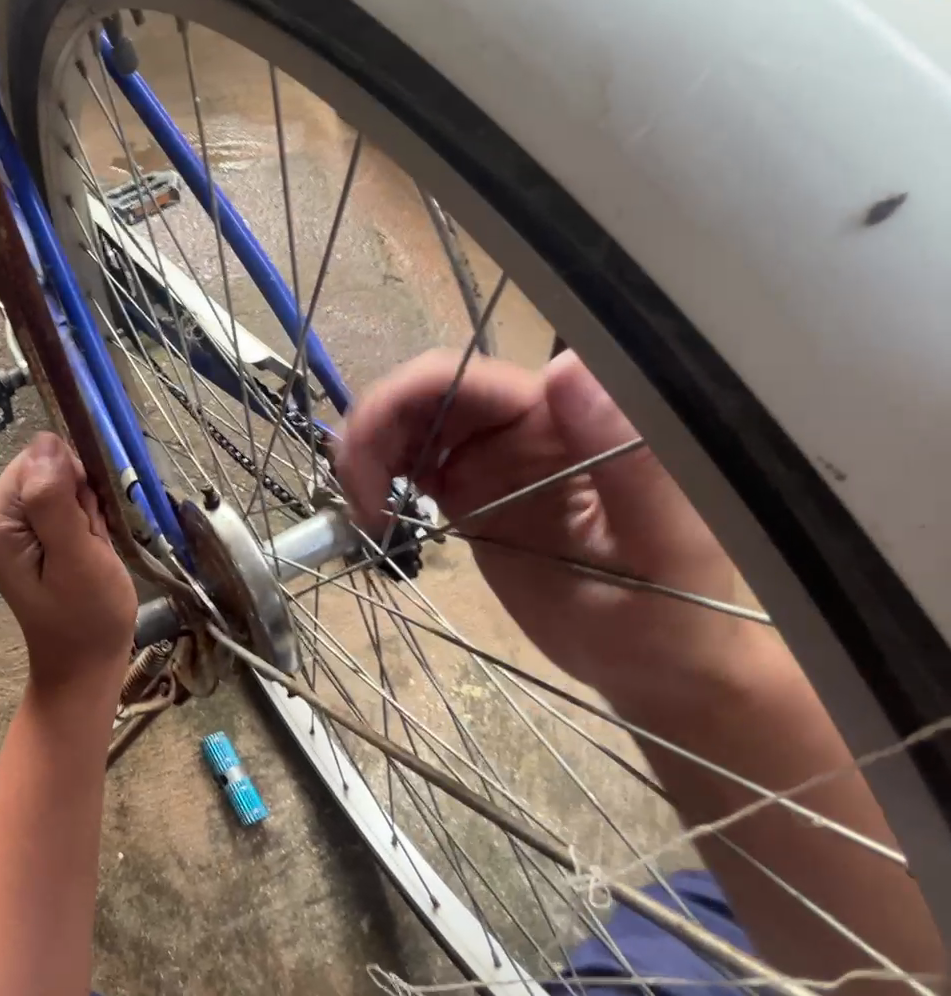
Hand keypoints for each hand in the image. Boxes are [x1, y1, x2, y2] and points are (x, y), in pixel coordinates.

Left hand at [0, 433, 137, 696]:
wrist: (85, 661)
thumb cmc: (85, 617)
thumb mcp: (74, 557)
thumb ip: (53, 499)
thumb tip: (45, 441)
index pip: (39, 460)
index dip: (74, 485)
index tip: (84, 527)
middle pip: (49, 468)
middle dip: (80, 499)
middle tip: (87, 545)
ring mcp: (8, 522)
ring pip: (63, 483)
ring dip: (86, 511)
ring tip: (87, 552)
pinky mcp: (28, 530)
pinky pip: (66, 501)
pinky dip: (85, 520)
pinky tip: (86, 550)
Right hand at [335, 350, 771, 708]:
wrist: (654, 665)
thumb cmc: (676, 619)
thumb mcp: (668, 546)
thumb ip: (630, 458)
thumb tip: (564, 369)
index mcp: (566, 423)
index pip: (463, 380)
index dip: (397, 404)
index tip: (366, 468)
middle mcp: (524, 426)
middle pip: (421, 395)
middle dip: (371, 433)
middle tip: (357, 499)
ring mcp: (493, 458)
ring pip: (405, 425)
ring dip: (367, 455)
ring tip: (364, 513)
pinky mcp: (471, 490)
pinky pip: (408, 462)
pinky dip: (377, 478)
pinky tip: (374, 514)